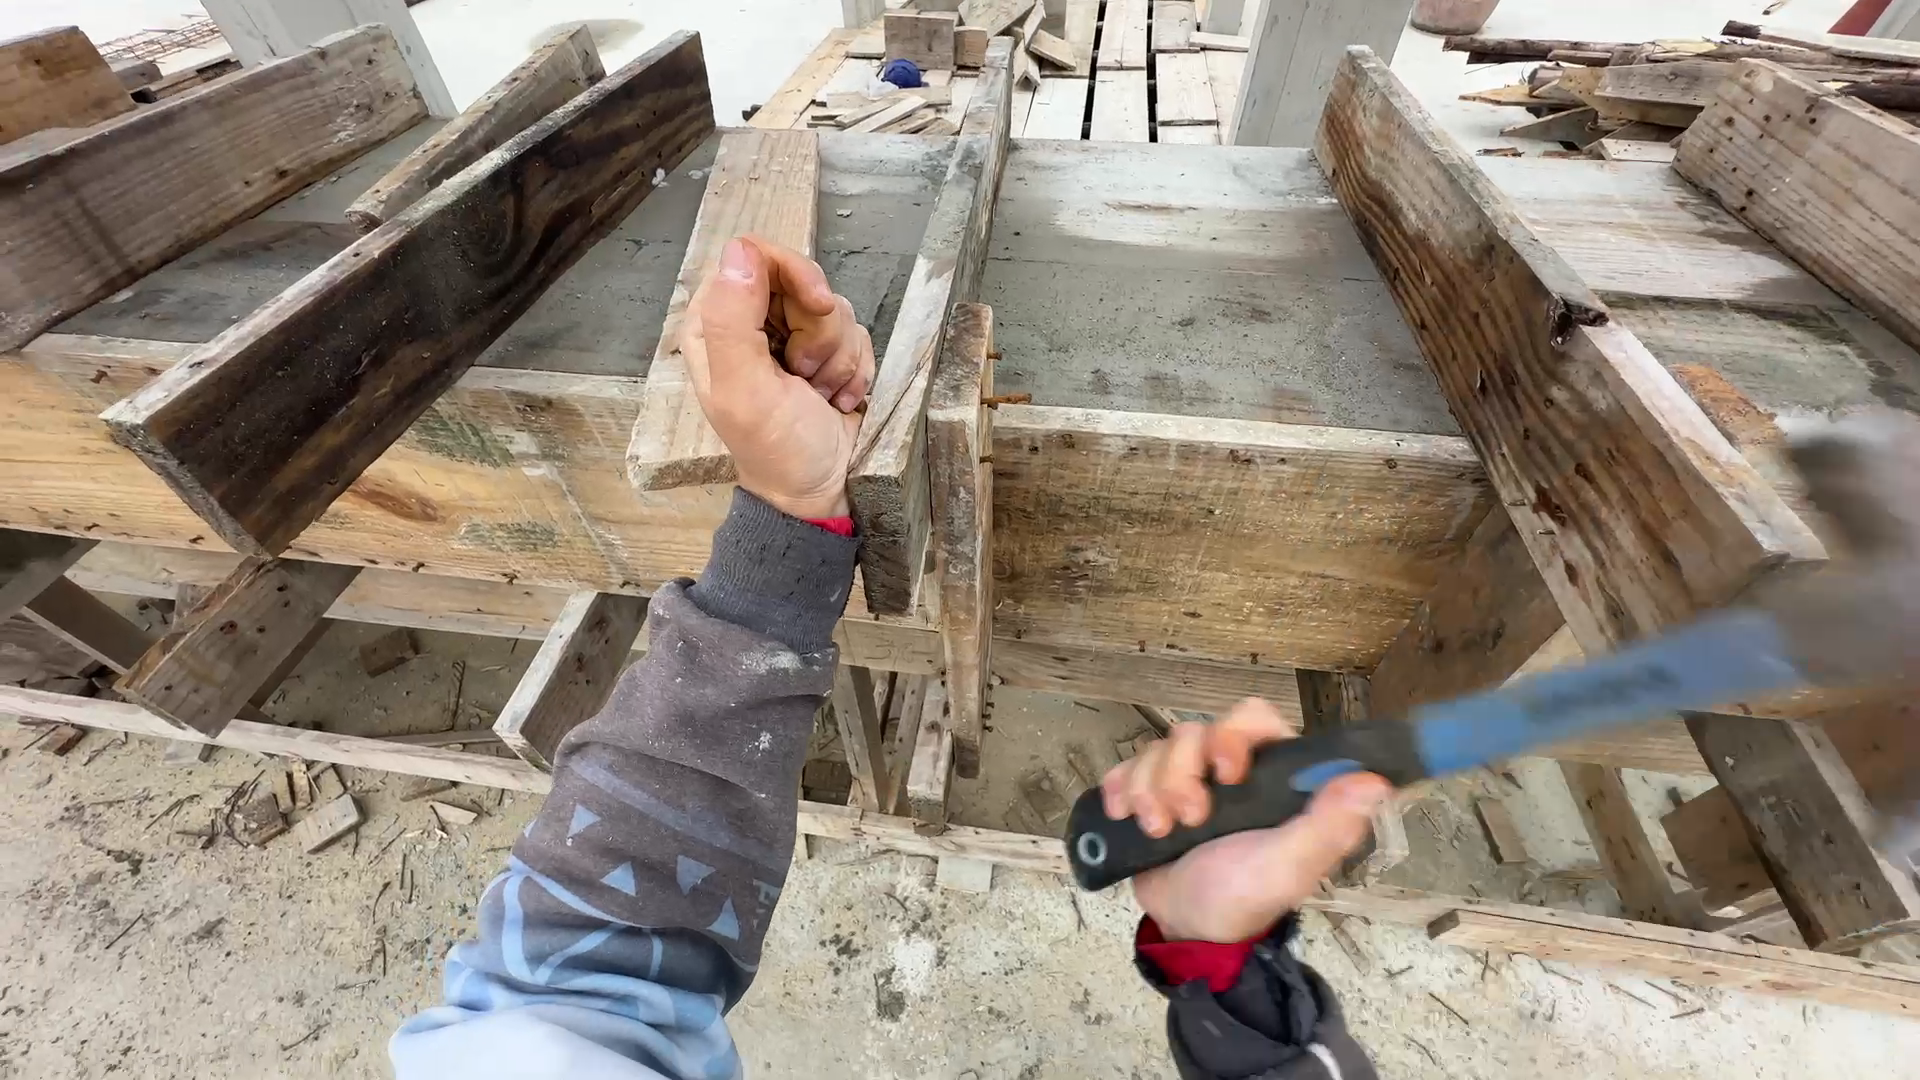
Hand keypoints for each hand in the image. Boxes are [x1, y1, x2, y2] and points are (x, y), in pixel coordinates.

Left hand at [682, 235, 875, 519]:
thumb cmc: (777, 448)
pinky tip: (840, 399)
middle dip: (819, 329)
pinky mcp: (830, 353)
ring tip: (821, 395)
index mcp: (715, 324)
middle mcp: (753, 323)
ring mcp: (793, 337)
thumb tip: (741, 251)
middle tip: (808, 374)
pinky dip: (855, 369)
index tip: (818, 303)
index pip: (752, 255)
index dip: (792, 271)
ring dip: (837, 358)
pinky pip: (856, 334)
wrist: (822, 490)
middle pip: (801, 279)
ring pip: (835, 308)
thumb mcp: (745, 390)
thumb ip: (733, 320)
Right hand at [1100, 700, 1391, 942]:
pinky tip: (1124, 816)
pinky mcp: (1144, 790)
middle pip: (1191, 733)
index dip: (1233, 735)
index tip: (1227, 774)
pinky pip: (1124, 768)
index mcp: (1267, 775)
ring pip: (1155, 751)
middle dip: (1180, 774)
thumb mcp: (1289, 866)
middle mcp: (1223, 767)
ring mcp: (1180, 777)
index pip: (1251, 718)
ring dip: (1151, 792)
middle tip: (1187, 819)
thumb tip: (1375, 781)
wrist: (1185, 929)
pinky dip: (1120, 790)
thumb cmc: (1245, 897)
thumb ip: (1327, 824)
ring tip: (1159, 832)